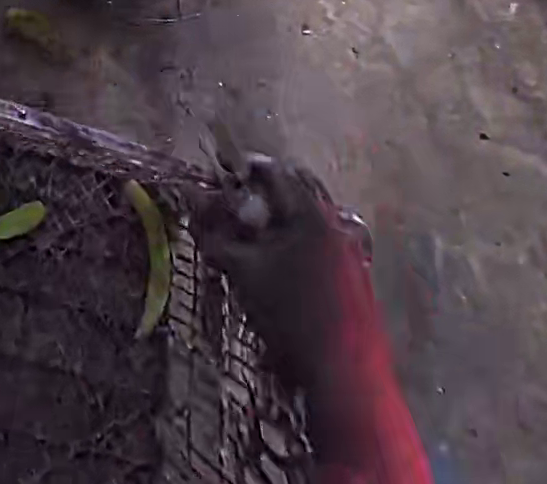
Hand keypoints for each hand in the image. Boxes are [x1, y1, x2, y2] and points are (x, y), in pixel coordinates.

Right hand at [195, 155, 368, 393]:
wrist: (344, 378)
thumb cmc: (288, 316)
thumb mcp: (241, 270)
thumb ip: (212, 231)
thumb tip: (189, 199)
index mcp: (310, 214)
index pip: (274, 171)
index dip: (243, 167)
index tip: (221, 171)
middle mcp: (336, 221)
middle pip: (297, 186)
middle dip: (265, 188)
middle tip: (237, 200)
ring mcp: (352, 246)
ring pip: (311, 210)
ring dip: (282, 211)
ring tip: (255, 230)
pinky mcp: (357, 270)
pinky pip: (323, 233)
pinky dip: (298, 232)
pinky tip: (280, 256)